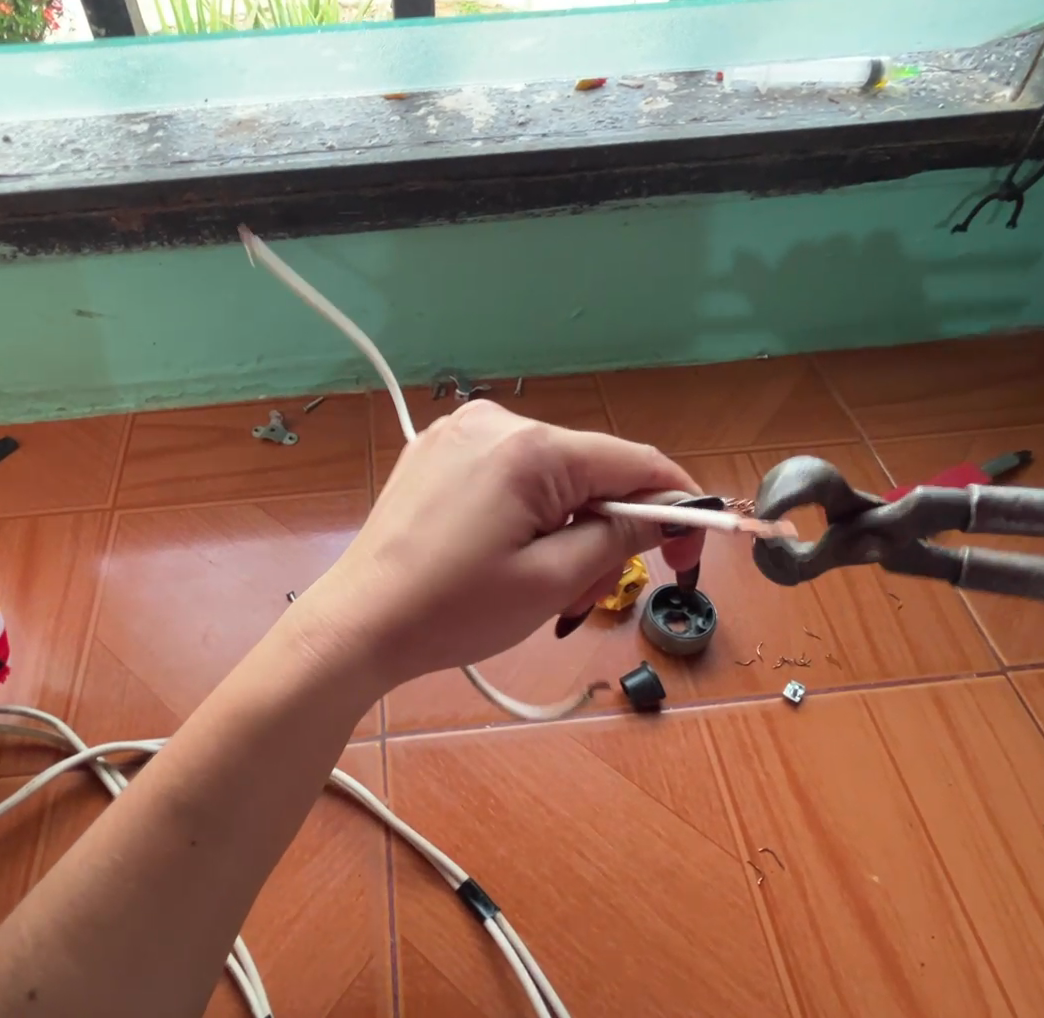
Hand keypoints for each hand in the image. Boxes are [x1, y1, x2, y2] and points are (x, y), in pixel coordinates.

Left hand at [284, 401, 705, 691]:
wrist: (358, 622)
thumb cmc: (453, 610)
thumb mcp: (552, 582)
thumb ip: (620, 539)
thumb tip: (668, 515)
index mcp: (530, 448)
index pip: (635, 461)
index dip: (673, 507)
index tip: (685, 556)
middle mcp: (497, 421)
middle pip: (591, 468)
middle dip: (606, 529)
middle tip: (586, 594)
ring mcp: (460, 431)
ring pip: (551, 473)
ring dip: (567, 525)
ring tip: (542, 584)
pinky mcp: (437, 452)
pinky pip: (509, 472)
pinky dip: (528, 510)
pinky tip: (506, 552)